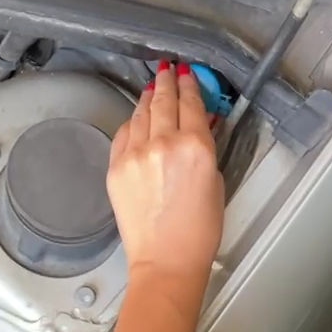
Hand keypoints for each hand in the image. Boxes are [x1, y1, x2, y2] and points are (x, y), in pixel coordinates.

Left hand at [107, 61, 224, 296]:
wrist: (165, 262)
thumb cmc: (197, 234)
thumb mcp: (215, 183)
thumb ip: (205, 149)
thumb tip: (199, 128)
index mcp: (196, 147)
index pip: (191, 102)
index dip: (189, 84)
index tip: (188, 74)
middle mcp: (163, 143)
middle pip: (163, 100)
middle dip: (166, 82)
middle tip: (168, 70)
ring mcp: (135, 155)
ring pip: (140, 113)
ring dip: (147, 98)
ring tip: (153, 89)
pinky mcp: (116, 168)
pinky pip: (123, 134)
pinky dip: (131, 123)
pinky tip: (136, 119)